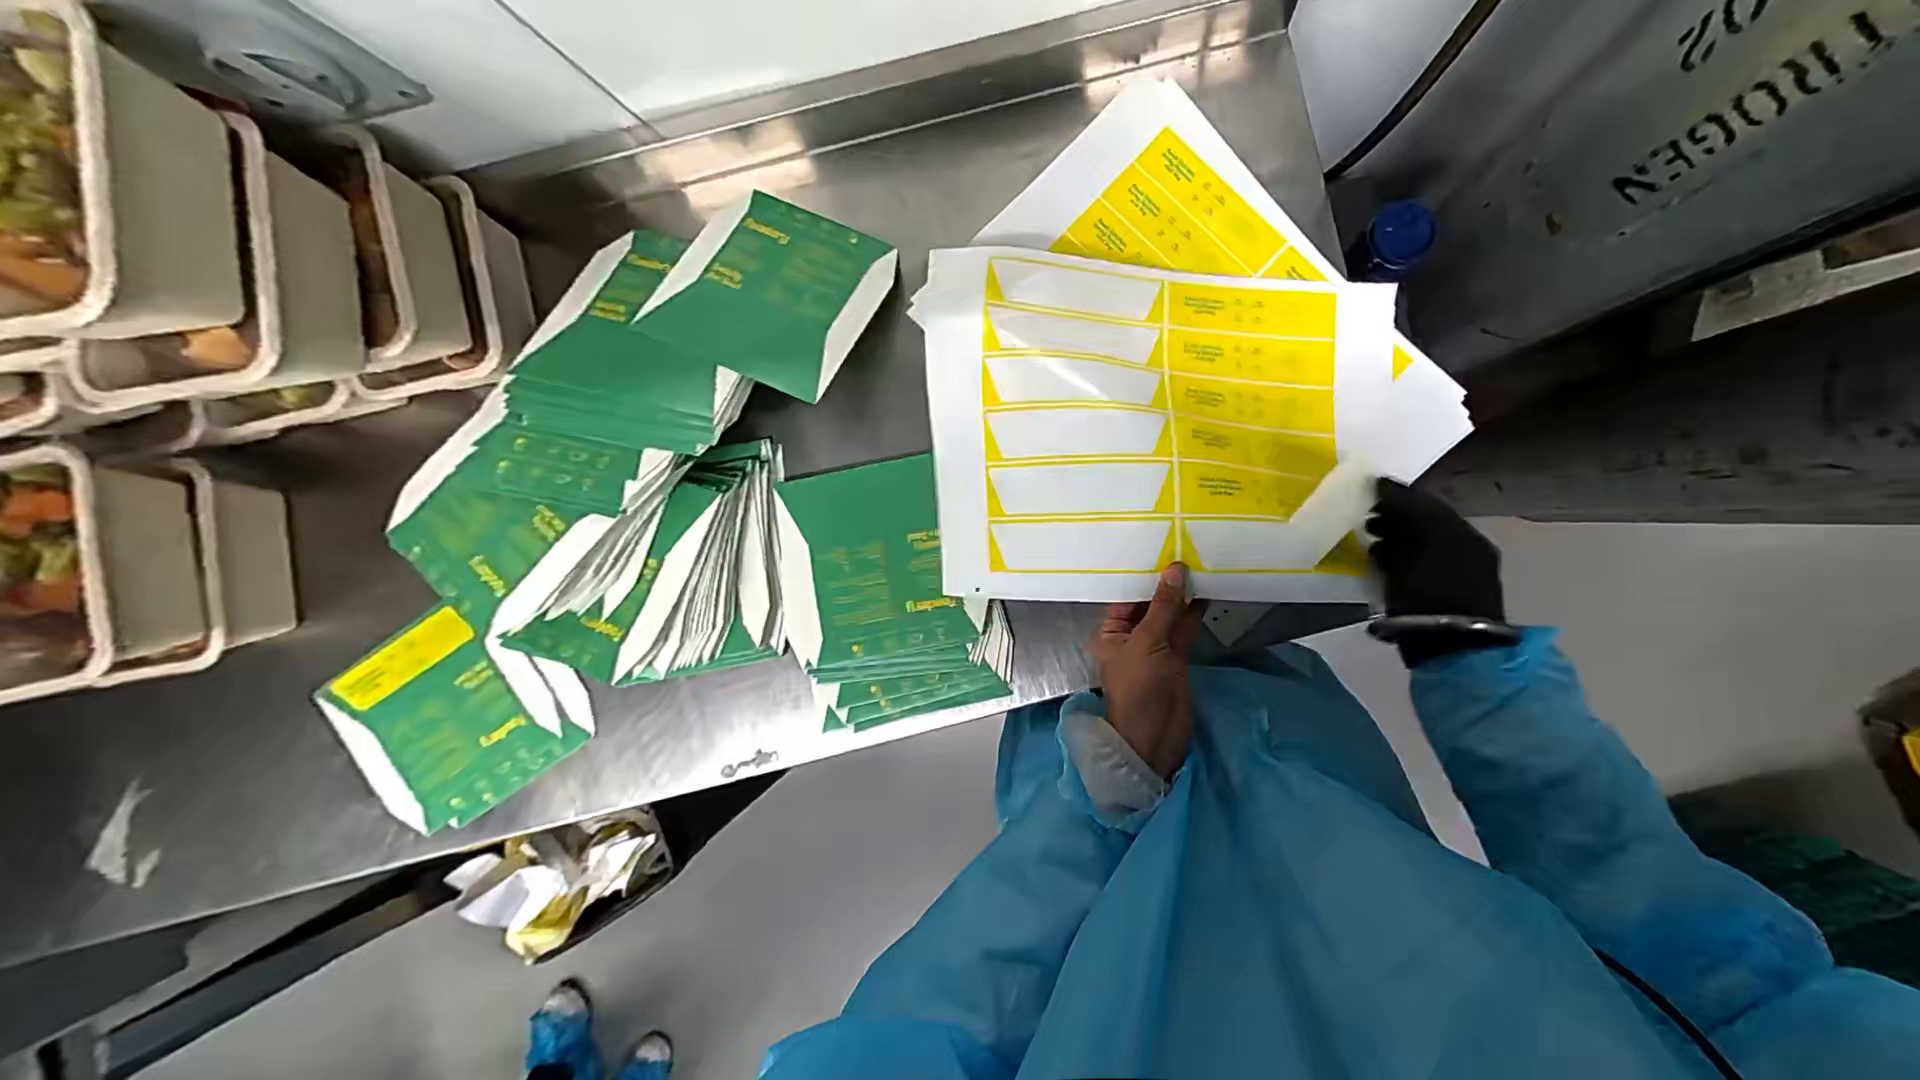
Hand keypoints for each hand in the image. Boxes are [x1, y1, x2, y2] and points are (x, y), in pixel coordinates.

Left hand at [1090, 563, 1206, 778]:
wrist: (1155, 738)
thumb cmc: (1139, 690)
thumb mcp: (1148, 644)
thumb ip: (1164, 607)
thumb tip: (1175, 570)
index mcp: (1110, 632)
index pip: (1127, 598)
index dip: (1145, 578)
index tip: (1163, 552)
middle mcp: (1130, 637)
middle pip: (1149, 605)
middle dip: (1166, 585)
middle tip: (1188, 554)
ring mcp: (1154, 648)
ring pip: (1169, 616)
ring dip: (1183, 597)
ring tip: (1201, 568)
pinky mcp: (1175, 658)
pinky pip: (1183, 630)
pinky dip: (1194, 614)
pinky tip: (1206, 594)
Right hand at [1367, 478, 1505, 664]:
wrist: (1446, 642)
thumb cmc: (1437, 585)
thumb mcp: (1427, 537)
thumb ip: (1408, 508)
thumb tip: (1383, 483)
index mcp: (1466, 536)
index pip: (1429, 505)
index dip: (1399, 496)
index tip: (1368, 492)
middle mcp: (1461, 552)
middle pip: (1419, 525)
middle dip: (1391, 518)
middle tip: (1362, 516)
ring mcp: (1444, 576)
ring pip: (1410, 546)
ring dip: (1387, 538)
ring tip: (1365, 538)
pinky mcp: (1425, 597)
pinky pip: (1403, 567)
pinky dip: (1387, 559)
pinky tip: (1372, 559)